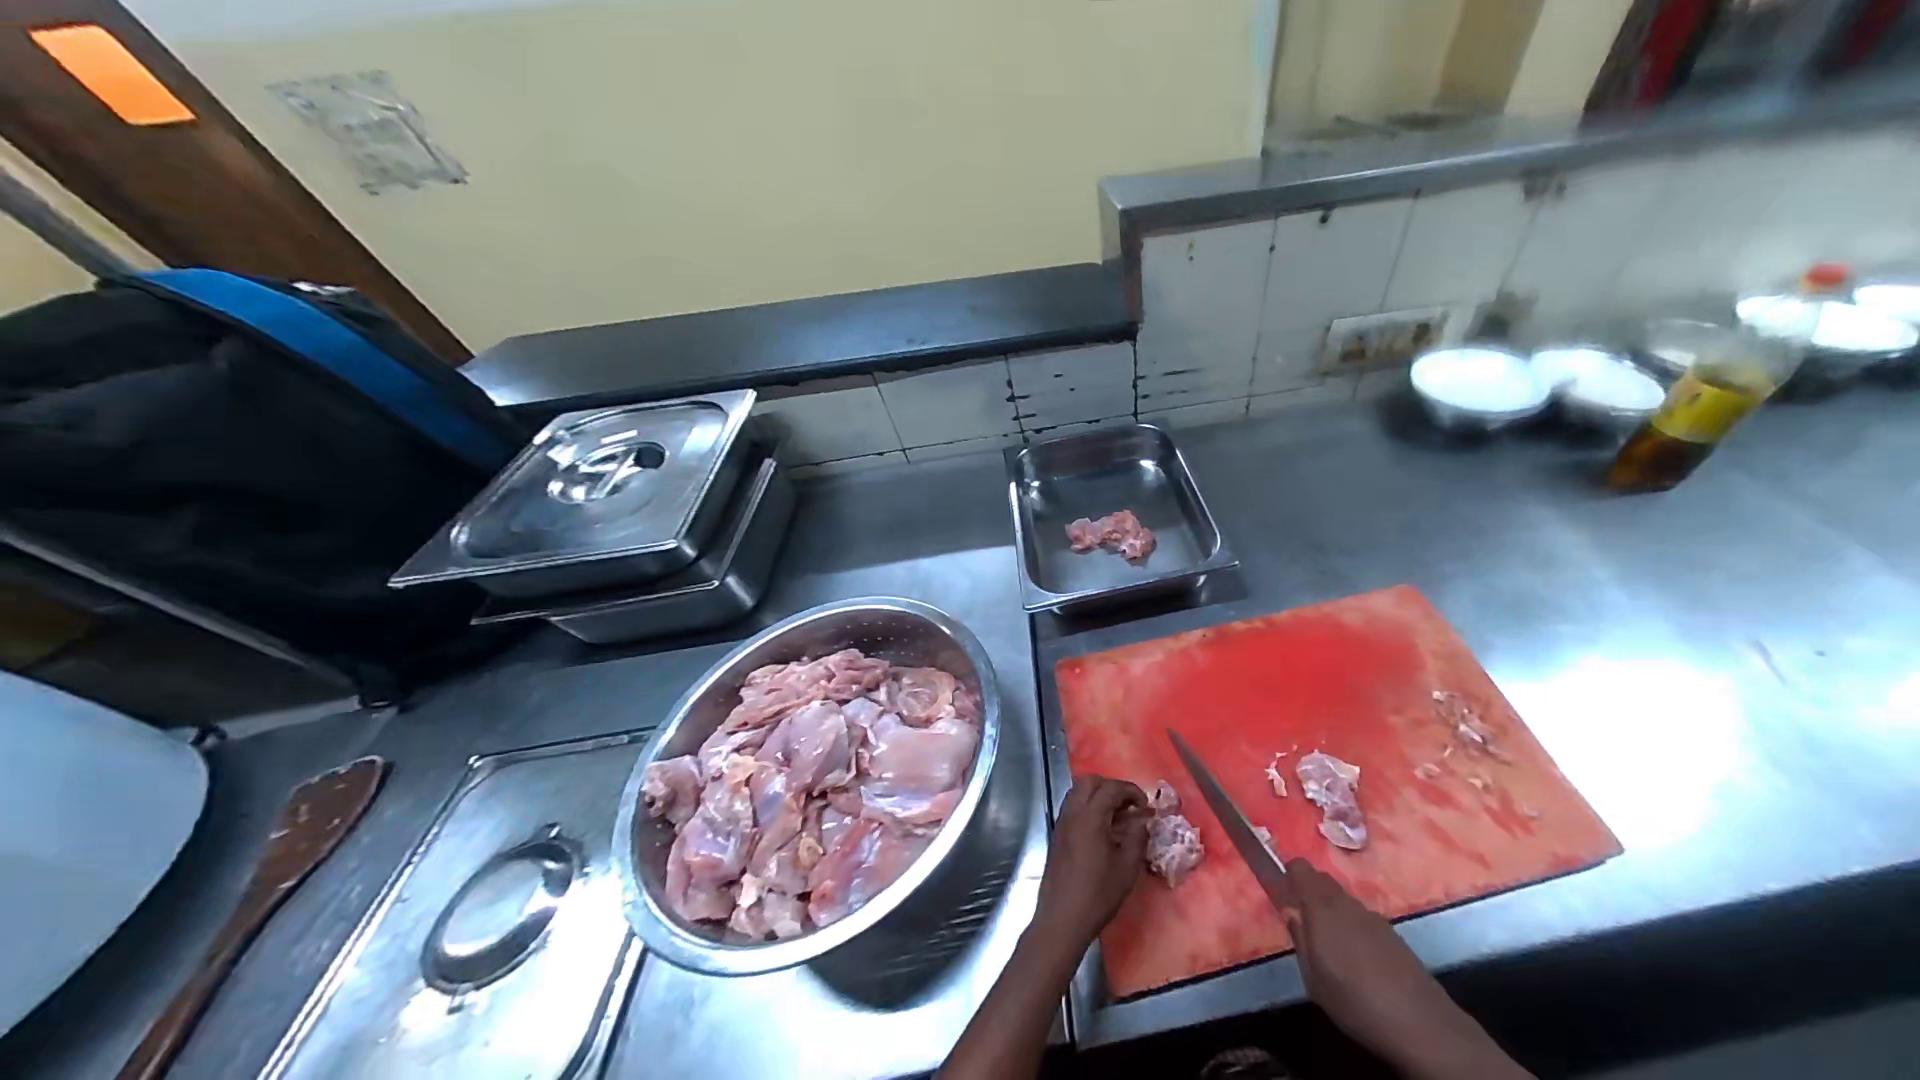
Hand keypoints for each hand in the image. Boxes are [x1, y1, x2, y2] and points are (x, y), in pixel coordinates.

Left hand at [1034, 776, 1149, 946]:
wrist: (1062, 917)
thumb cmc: (1098, 894)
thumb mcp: (1127, 868)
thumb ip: (1138, 837)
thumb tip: (1144, 820)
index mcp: (1089, 818)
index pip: (1110, 788)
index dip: (1131, 791)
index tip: (1145, 805)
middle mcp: (1071, 813)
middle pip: (1089, 781)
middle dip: (1111, 786)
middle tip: (1129, 805)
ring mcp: (1061, 823)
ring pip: (1077, 792)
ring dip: (1098, 795)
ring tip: (1117, 817)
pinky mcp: (1057, 834)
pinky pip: (1072, 807)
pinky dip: (1088, 807)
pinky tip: (1102, 829)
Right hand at [1282, 858, 1531, 1079]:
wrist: (1423, 1026)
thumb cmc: (1355, 1002)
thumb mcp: (1313, 978)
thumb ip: (1299, 939)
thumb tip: (1291, 913)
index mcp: (1322, 908)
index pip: (1301, 868)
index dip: (1290, 875)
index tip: (1284, 894)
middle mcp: (1348, 904)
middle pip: (1323, 881)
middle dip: (1310, 893)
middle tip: (1304, 923)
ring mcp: (1375, 918)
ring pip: (1344, 901)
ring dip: (1333, 912)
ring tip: (1332, 948)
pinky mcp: (1394, 935)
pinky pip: (1363, 919)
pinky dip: (1354, 928)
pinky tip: (1359, 961)